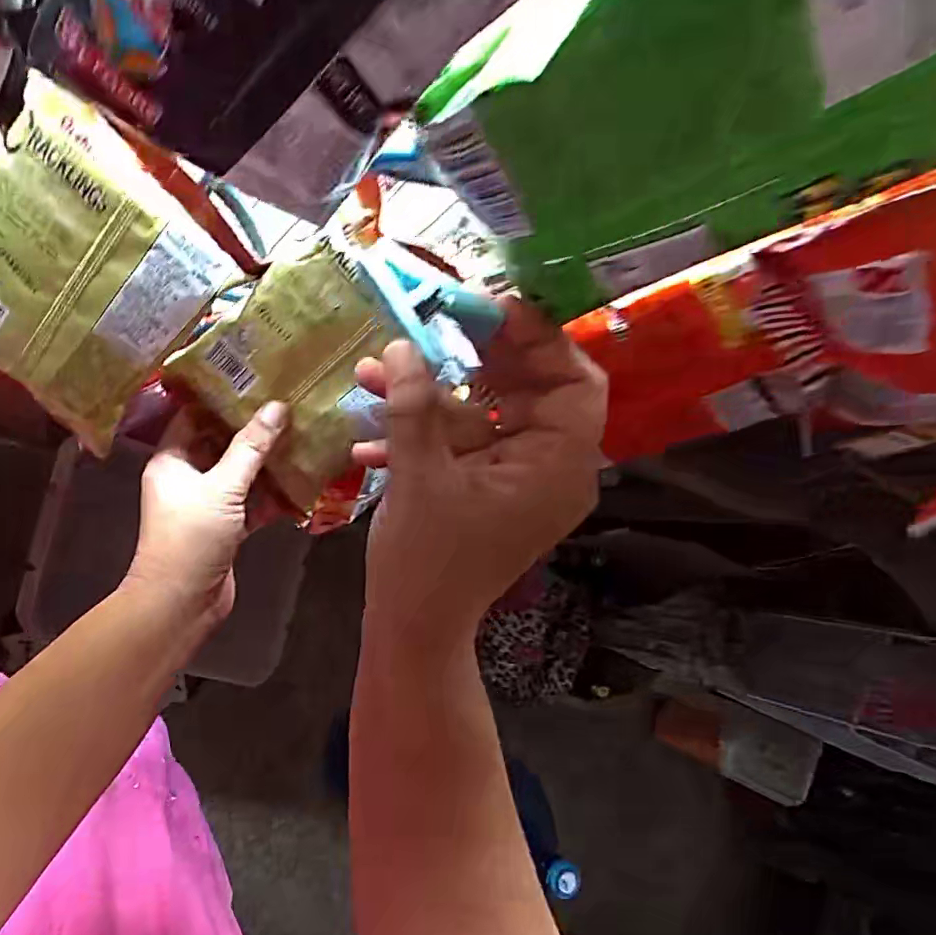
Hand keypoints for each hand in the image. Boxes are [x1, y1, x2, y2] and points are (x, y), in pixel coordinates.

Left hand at [123, 401, 288, 623]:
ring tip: (302, 434)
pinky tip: (300, 477)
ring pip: (237, 475)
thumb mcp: (221, 487)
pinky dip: (269, 494)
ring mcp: (204, 505)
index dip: (220, 400)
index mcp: (170, 461)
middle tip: (289, 404)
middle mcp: (184, 479)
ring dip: (265, 463)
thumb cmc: (191, 537)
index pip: (193, 418)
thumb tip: (276, 407)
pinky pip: (248, 502)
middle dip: (251, 430)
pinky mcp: (223, 528)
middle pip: (219, 445)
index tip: (255, 380)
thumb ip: (250, 448)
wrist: (182, 601)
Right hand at [352, 297, 606, 631]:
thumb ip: (413, 407)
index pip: (570, 380)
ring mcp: (508, 482)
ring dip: (421, 400)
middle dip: (463, 360)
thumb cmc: (426, 560)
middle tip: (424, 326)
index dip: (533, 337)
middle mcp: (544, 468)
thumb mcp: (418, 477)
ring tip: (368, 376)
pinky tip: (365, 440)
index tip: (484, 307)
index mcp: (556, 464)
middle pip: (517, 392)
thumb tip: (401, 344)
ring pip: (473, 419)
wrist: (410, 626)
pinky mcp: (475, 493)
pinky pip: (453, 450)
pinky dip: (415, 438)